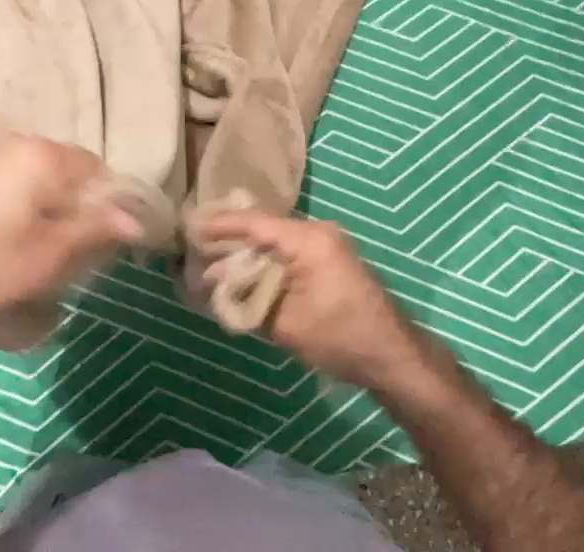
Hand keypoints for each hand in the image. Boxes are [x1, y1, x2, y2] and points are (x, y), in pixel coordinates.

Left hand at [0, 134, 143, 342]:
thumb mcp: (51, 256)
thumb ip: (96, 230)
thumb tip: (136, 219)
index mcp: (40, 155)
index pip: (94, 167)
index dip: (106, 201)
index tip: (104, 237)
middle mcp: (9, 144)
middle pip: (59, 171)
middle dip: (70, 206)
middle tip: (69, 250)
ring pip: (26, 179)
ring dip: (37, 208)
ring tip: (30, 252)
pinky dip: (7, 209)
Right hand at [194, 209, 422, 388]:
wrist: (396, 360)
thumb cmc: (341, 339)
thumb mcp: (285, 324)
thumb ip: (245, 302)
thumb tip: (209, 290)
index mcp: (308, 239)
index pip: (253, 223)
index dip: (218, 225)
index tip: (188, 227)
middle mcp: (318, 232)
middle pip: (262, 228)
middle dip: (228, 240)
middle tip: (194, 249)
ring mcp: (327, 245)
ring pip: (274, 242)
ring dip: (246, 254)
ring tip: (212, 266)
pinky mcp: (330, 261)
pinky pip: (289, 253)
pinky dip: (265, 262)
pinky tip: (243, 275)